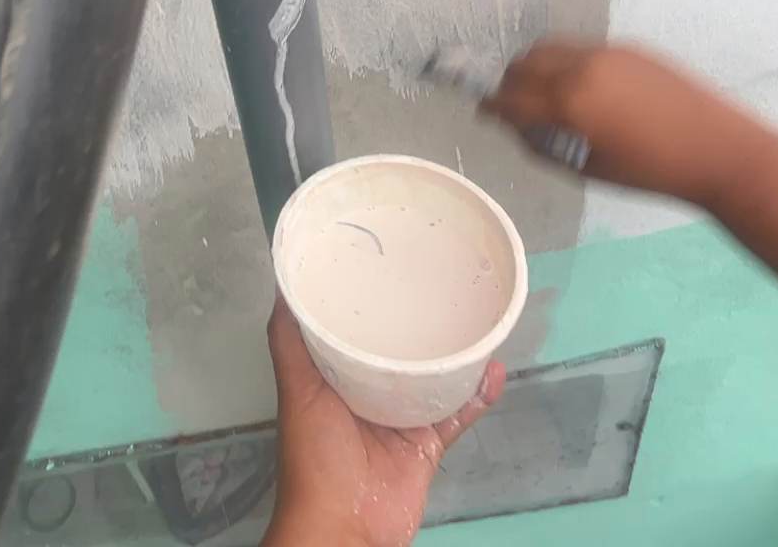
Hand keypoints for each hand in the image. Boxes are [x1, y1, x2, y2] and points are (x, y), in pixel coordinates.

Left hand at [262, 298, 503, 546]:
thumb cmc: (314, 452)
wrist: (345, 526)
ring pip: (433, 375)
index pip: (352, 324)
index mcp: (335, 372)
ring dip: (454, 352)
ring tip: (475, 317)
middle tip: (440, 280)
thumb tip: (283, 280)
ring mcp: (401, 416)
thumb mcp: (295, 385)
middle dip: (416, 319)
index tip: (383, 257)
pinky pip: (457, 412)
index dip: (366, 296)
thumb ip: (288, 338)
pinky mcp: (428, 443)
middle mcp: (369, 389)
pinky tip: (494, 370)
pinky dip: (477, 394)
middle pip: (397, 347)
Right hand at [478, 41, 777, 208]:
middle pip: (522, 63)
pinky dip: (565, 64)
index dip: (491, 106)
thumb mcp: (585, 167)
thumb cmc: (651, 172)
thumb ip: (541, 143)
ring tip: (547, 94)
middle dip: (511, 84)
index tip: (484, 112)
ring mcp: (605, 52)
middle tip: (515, 106)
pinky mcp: (628, 47)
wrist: (723, 152)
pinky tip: (583, 89)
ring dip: (536, 69)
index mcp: (569, 102)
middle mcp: (580, 67)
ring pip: (549, 49)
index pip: (510, 97)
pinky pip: (579, 49)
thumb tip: (518, 126)